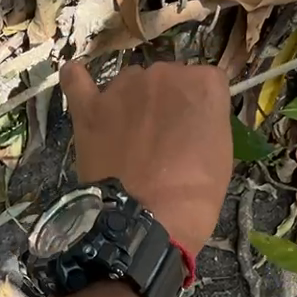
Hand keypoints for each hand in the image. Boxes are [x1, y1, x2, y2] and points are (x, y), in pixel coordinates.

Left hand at [60, 61, 231, 254]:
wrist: (147, 223)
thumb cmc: (193, 199)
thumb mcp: (220, 157)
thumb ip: (207, 124)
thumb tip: (192, 121)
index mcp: (203, 83)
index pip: (203, 84)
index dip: (196, 112)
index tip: (192, 134)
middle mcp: (164, 73)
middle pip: (164, 81)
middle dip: (164, 106)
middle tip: (159, 144)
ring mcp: (123, 88)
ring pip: (128, 84)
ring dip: (129, 105)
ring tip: (126, 142)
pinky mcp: (90, 109)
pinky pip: (77, 81)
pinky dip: (77, 81)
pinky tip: (79, 85)